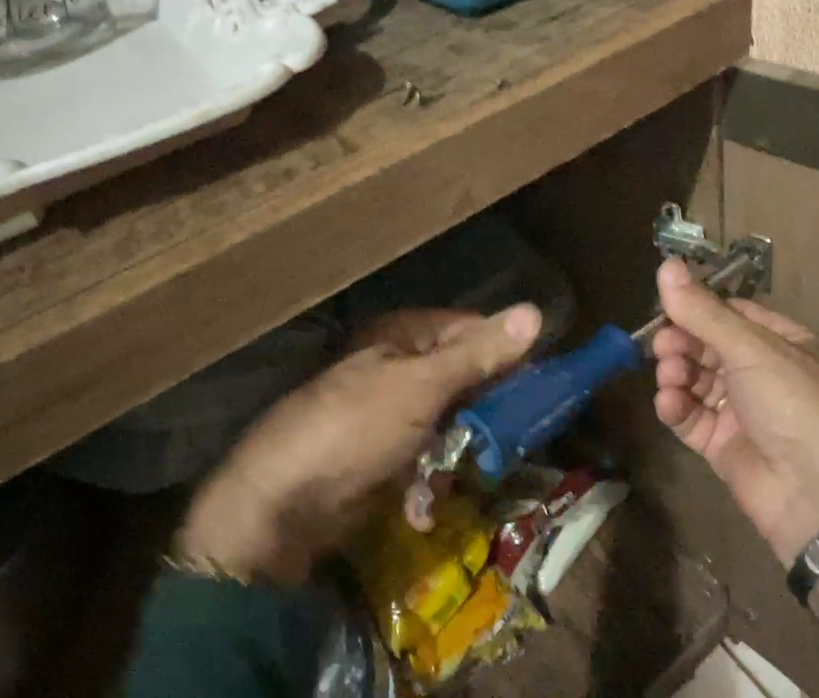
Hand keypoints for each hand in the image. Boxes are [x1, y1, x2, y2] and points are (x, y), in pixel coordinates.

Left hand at [176, 305, 541, 583]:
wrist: (279, 507)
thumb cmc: (353, 429)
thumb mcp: (421, 386)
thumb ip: (479, 355)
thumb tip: (535, 311)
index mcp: (402, 337)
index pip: (472, 331)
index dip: (507, 353)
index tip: (539, 383)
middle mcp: (398, 369)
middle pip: (464, 378)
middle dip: (489, 408)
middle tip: (515, 434)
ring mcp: (389, 415)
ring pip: (451, 421)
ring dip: (463, 448)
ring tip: (475, 471)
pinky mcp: (383, 458)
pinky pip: (427, 458)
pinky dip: (432, 478)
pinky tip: (429, 500)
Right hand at [650, 259, 818, 564]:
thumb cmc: (796, 406)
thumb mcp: (753, 350)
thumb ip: (704, 312)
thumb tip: (665, 264)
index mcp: (788, 345)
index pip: (735, 314)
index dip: (700, 308)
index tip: (667, 304)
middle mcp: (768, 375)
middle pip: (711, 346)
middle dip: (684, 342)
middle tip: (663, 345)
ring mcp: (746, 412)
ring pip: (698, 381)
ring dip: (678, 373)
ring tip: (670, 377)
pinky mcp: (725, 447)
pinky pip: (693, 418)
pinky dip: (677, 407)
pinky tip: (670, 403)